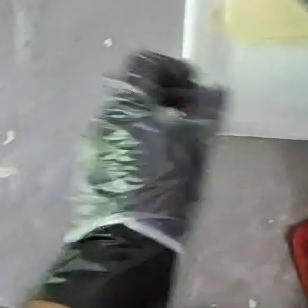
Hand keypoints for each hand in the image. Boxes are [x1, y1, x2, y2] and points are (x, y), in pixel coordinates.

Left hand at [31, 51, 223, 307]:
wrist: (124, 244)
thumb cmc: (163, 188)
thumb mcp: (194, 145)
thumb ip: (205, 110)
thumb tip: (214, 89)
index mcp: (126, 103)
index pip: (146, 63)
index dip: (174, 69)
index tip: (196, 87)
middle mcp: (103, 116)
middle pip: (136, 90)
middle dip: (166, 95)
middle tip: (193, 114)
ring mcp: (94, 143)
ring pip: (128, 115)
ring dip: (154, 118)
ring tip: (180, 140)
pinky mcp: (92, 167)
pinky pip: (120, 138)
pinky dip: (142, 138)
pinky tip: (159, 161)